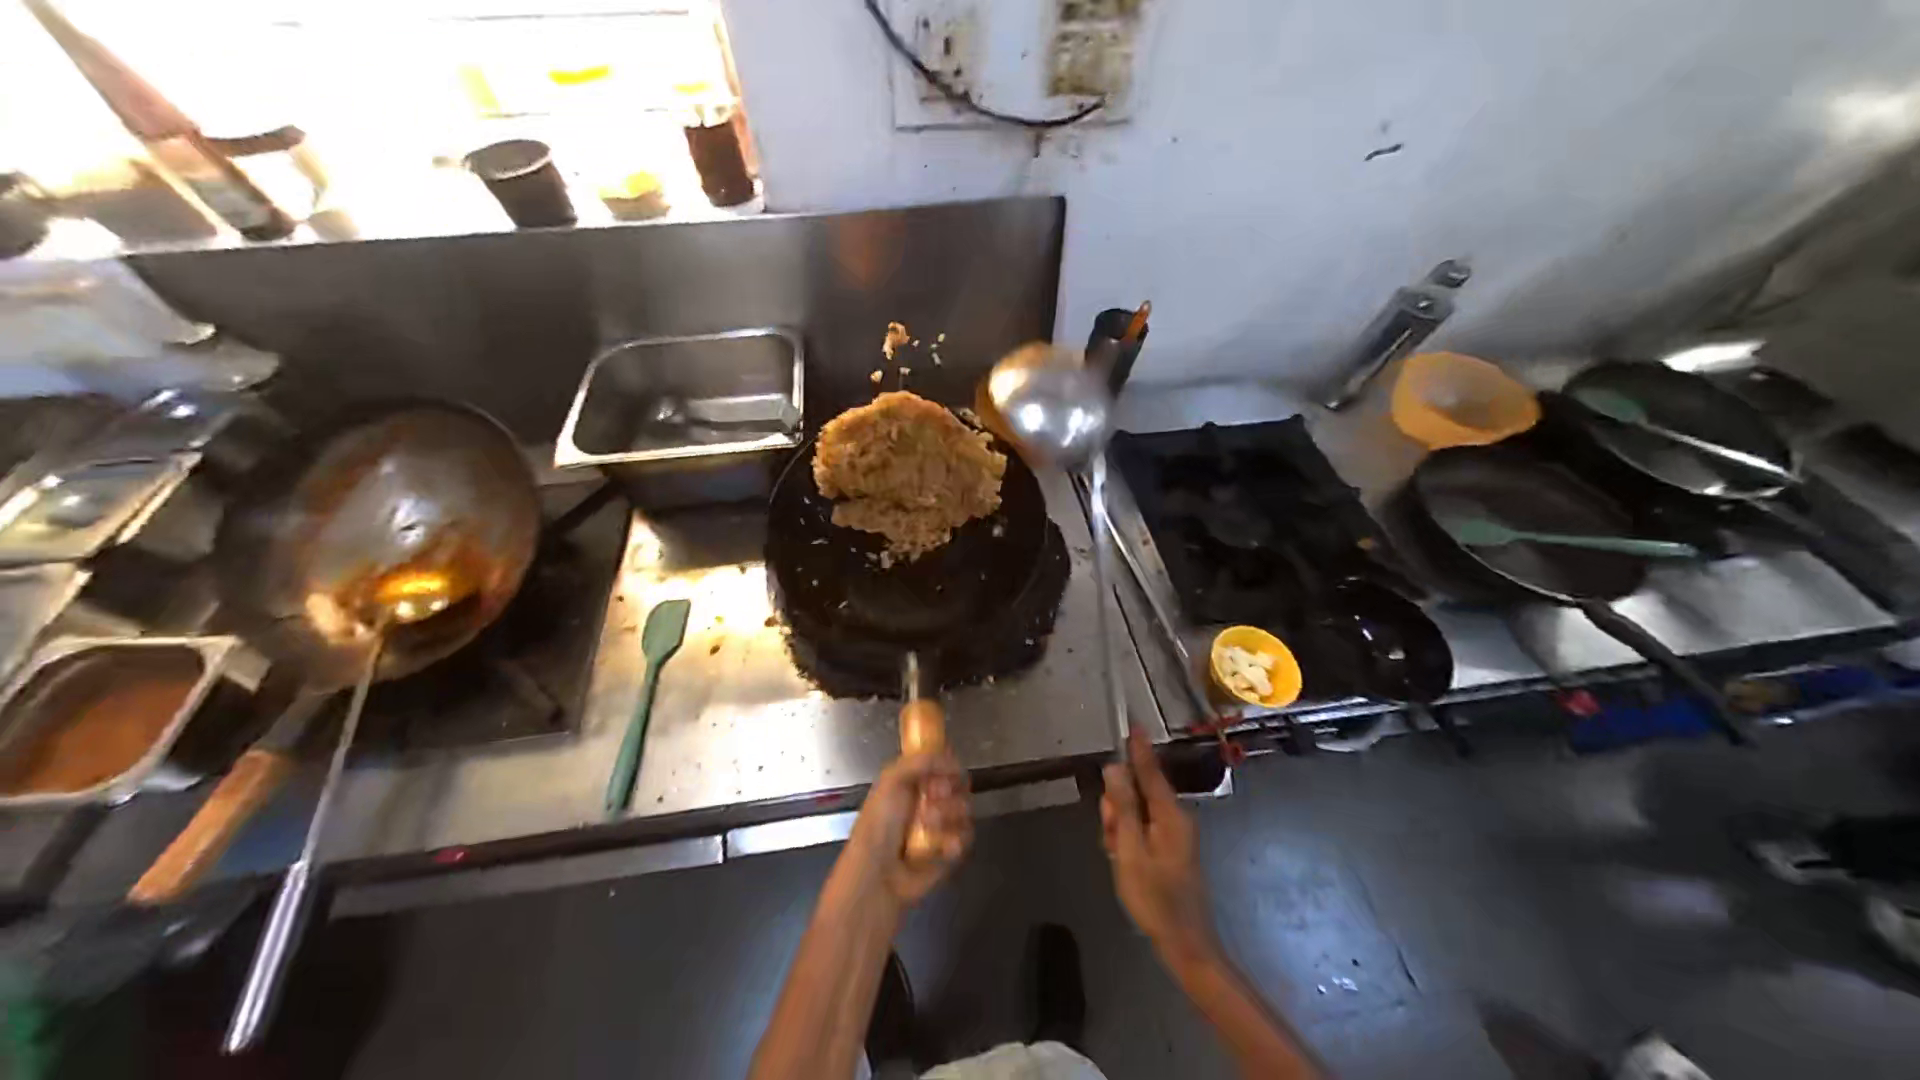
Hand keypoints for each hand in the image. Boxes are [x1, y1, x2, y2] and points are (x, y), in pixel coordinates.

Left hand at [840, 751, 971, 906]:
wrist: (877, 875)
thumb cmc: (879, 824)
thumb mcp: (891, 780)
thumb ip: (922, 760)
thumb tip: (952, 759)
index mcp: (911, 782)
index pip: (942, 763)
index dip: (947, 764)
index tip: (945, 770)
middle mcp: (927, 801)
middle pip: (959, 784)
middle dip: (949, 789)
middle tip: (934, 797)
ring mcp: (940, 827)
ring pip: (965, 808)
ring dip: (948, 815)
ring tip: (929, 826)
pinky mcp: (949, 852)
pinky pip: (966, 836)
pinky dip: (955, 840)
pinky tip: (942, 846)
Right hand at [1102, 731, 1216, 969]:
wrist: (1185, 943)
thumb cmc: (1155, 896)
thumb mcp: (1130, 850)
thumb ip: (1122, 807)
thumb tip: (1114, 768)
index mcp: (1170, 814)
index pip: (1151, 771)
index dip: (1138, 749)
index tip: (1133, 724)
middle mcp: (1177, 818)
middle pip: (1139, 794)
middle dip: (1118, 807)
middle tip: (1110, 837)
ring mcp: (1176, 834)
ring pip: (1138, 813)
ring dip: (1121, 828)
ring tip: (1117, 855)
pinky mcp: (1172, 849)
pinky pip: (1143, 830)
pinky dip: (1129, 839)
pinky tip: (1124, 861)